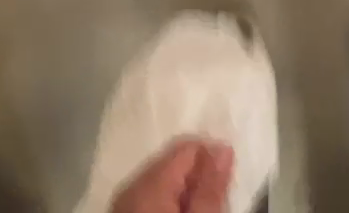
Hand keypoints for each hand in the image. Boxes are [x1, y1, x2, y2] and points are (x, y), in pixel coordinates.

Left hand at [112, 138, 235, 212]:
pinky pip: (148, 190)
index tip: (228, 170)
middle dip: (196, 170)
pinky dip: (166, 194)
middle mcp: (130, 181)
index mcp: (148, 178)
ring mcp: (120, 198)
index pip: (187, 143)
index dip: (211, 152)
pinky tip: (178, 206)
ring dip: (182, 183)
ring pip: (160, 174)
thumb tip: (225, 147)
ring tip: (199, 200)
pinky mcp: (120, 210)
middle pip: (172, 158)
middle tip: (216, 191)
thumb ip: (210, 185)